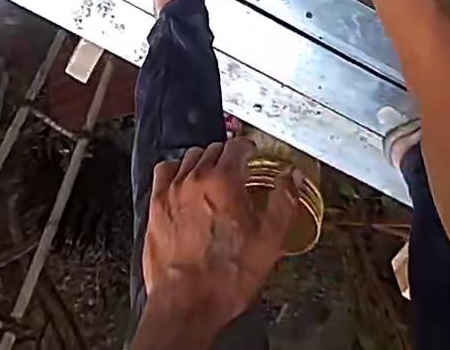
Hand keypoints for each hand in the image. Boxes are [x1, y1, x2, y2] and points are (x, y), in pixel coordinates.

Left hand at [138, 137, 296, 343]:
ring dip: (204, 162)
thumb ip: (283, 203)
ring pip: (191, 157)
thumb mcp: (268, 242)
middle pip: (214, 149)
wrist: (185, 305)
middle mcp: (197, 176)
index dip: (248, 149)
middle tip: (236, 173)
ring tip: (212, 179)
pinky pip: (164, 170)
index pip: (237, 145)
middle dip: (228, 157)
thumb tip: (294, 176)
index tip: (252, 156)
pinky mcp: (156, 203)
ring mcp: (173, 188)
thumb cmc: (226, 277)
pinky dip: (176, 171)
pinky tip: (183, 183)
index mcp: (225, 180)